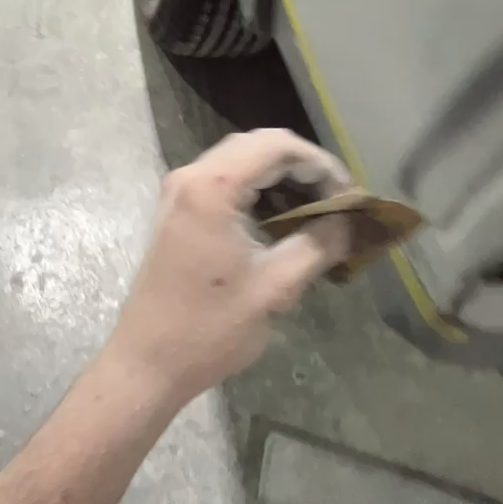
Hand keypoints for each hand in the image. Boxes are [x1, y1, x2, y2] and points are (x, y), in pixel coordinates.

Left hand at [105, 129, 353, 402]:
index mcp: (212, 186)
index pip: (277, 146)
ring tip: (319, 207)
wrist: (148, 359)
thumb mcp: (275, 287)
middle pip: (258, 144)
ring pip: (240, 157)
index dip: (321, 164)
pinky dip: (257, 185)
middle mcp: (191, 175)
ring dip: (281, 173)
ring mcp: (180, 189)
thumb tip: (354, 222)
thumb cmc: (210, 327)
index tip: (352, 197)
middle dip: (303, 165)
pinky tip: (283, 215)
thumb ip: (319, 244)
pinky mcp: (178, 207)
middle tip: (339, 200)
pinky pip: (224, 177)